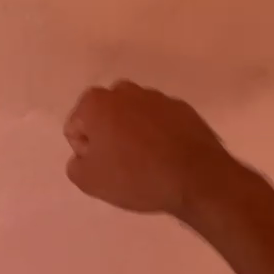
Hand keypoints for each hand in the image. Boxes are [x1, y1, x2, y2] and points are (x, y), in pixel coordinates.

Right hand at [63, 81, 247, 222]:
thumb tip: (85, 157)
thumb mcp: (90, 181)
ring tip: (148, 164)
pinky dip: (159, 137)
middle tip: (123, 166)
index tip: (105, 168)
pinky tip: (168, 159)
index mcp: (96, 102)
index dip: (87, 153)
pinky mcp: (183, 109)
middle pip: (104, 117)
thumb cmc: (136, 176)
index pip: (76, 127)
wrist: (198, 180)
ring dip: (134, 136)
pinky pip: (160, 123)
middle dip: (109, 138)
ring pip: (133, 118)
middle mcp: (124, 91)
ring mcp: (156, 98)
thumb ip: (75, 165)